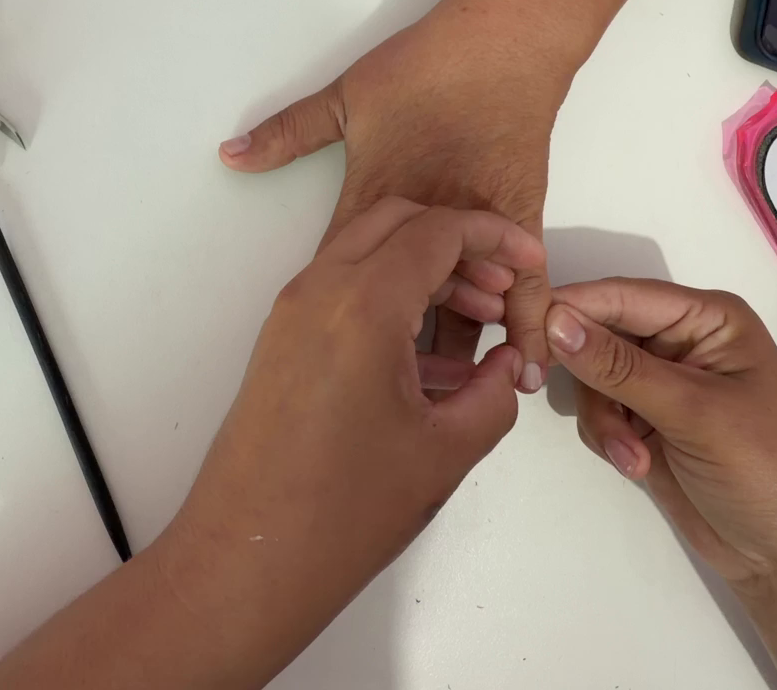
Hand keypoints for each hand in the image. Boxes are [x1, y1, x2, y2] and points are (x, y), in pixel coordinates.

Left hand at [155, 198, 542, 676]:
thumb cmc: (346, 509)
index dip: (494, 236)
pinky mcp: (282, 335)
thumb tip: (508, 363)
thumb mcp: (446, 450)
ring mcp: (293, 308)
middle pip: (397, 220)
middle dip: (457, 240)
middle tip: (502, 288)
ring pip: (367, 248)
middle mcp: (320, 287)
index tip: (531, 259)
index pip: (437, 230)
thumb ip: (495, 393)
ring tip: (479, 319)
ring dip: (423, 265)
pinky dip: (390, 293)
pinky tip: (432, 353)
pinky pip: (344, 287)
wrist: (245, 557)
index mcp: (363, 302)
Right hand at [219, 5, 573, 393]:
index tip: (335, 365)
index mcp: (383, 205)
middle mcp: (426, 227)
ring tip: (464, 393)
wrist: (490, 46)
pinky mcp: (518, 222)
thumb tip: (229, 151)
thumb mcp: (347, 101)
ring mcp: (473, 227)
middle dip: (410, 341)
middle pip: (413, 298)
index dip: (353, 315)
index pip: (361, 271)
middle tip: (405, 396)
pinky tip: (529, 370)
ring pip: (466, 301)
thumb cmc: (418, 72)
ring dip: (466, 339)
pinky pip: (527, 284)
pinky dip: (529, 325)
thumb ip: (291, 132)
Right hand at [543, 278, 776, 591]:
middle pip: (597, 332)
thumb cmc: (772, 472)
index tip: (521, 330)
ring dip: (601, 416)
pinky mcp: (647, 422)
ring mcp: (661, 384)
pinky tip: (637, 466)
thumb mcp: (694, 413)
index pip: (619, 296)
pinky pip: (598, 411)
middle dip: (584, 372)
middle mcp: (678, 341)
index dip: (568, 307)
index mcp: (704, 318)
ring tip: (629, 456)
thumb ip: (617, 366)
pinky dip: (606, 436)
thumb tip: (552, 319)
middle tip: (545, 391)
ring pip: (591, 375)